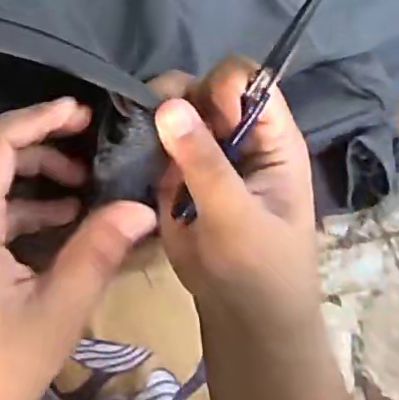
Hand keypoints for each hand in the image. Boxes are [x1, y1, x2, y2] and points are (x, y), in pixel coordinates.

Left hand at [0, 98, 156, 399]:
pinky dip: (19, 204)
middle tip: (89, 140)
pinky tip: (58, 221)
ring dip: (33, 174)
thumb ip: (96, 252)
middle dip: (41, 140)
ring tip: (83, 186)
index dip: (40, 116)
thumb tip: (141, 208)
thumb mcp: (54, 314)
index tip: (82, 111)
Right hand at [154, 57, 320, 330]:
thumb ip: (204, 162)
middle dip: (176, 95)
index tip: (200, 115)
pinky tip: (128, 145)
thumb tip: (168, 104)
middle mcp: (236, 131)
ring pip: (173, 104)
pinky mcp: (174, 165)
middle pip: (203, 85)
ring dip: (152, 112)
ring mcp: (203, 147)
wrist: (240, 319)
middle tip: (153, 120)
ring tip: (138, 136)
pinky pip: (153, 133)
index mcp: (270, 136)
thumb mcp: (237, 218)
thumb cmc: (259, 270)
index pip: (247, 80)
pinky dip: (138, 133)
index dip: (220, 86)